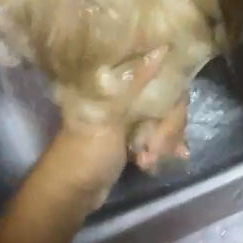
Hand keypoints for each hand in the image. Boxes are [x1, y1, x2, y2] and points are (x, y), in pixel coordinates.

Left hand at [30, 48, 167, 203]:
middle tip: (154, 149)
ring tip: (148, 161)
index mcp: (117, 84)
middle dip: (168, 128)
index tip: (169, 116)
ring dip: (164, 142)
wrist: (70, 194)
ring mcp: (131, 117)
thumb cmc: (85, 152)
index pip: (159, 74)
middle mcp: (127, 95)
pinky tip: (155, 162)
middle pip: (168, 100)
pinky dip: (163, 149)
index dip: (172, 93)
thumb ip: (136, 83)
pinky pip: (160, 137)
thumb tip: (162, 48)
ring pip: (166, 121)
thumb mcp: (110, 116)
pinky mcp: (134, 138)